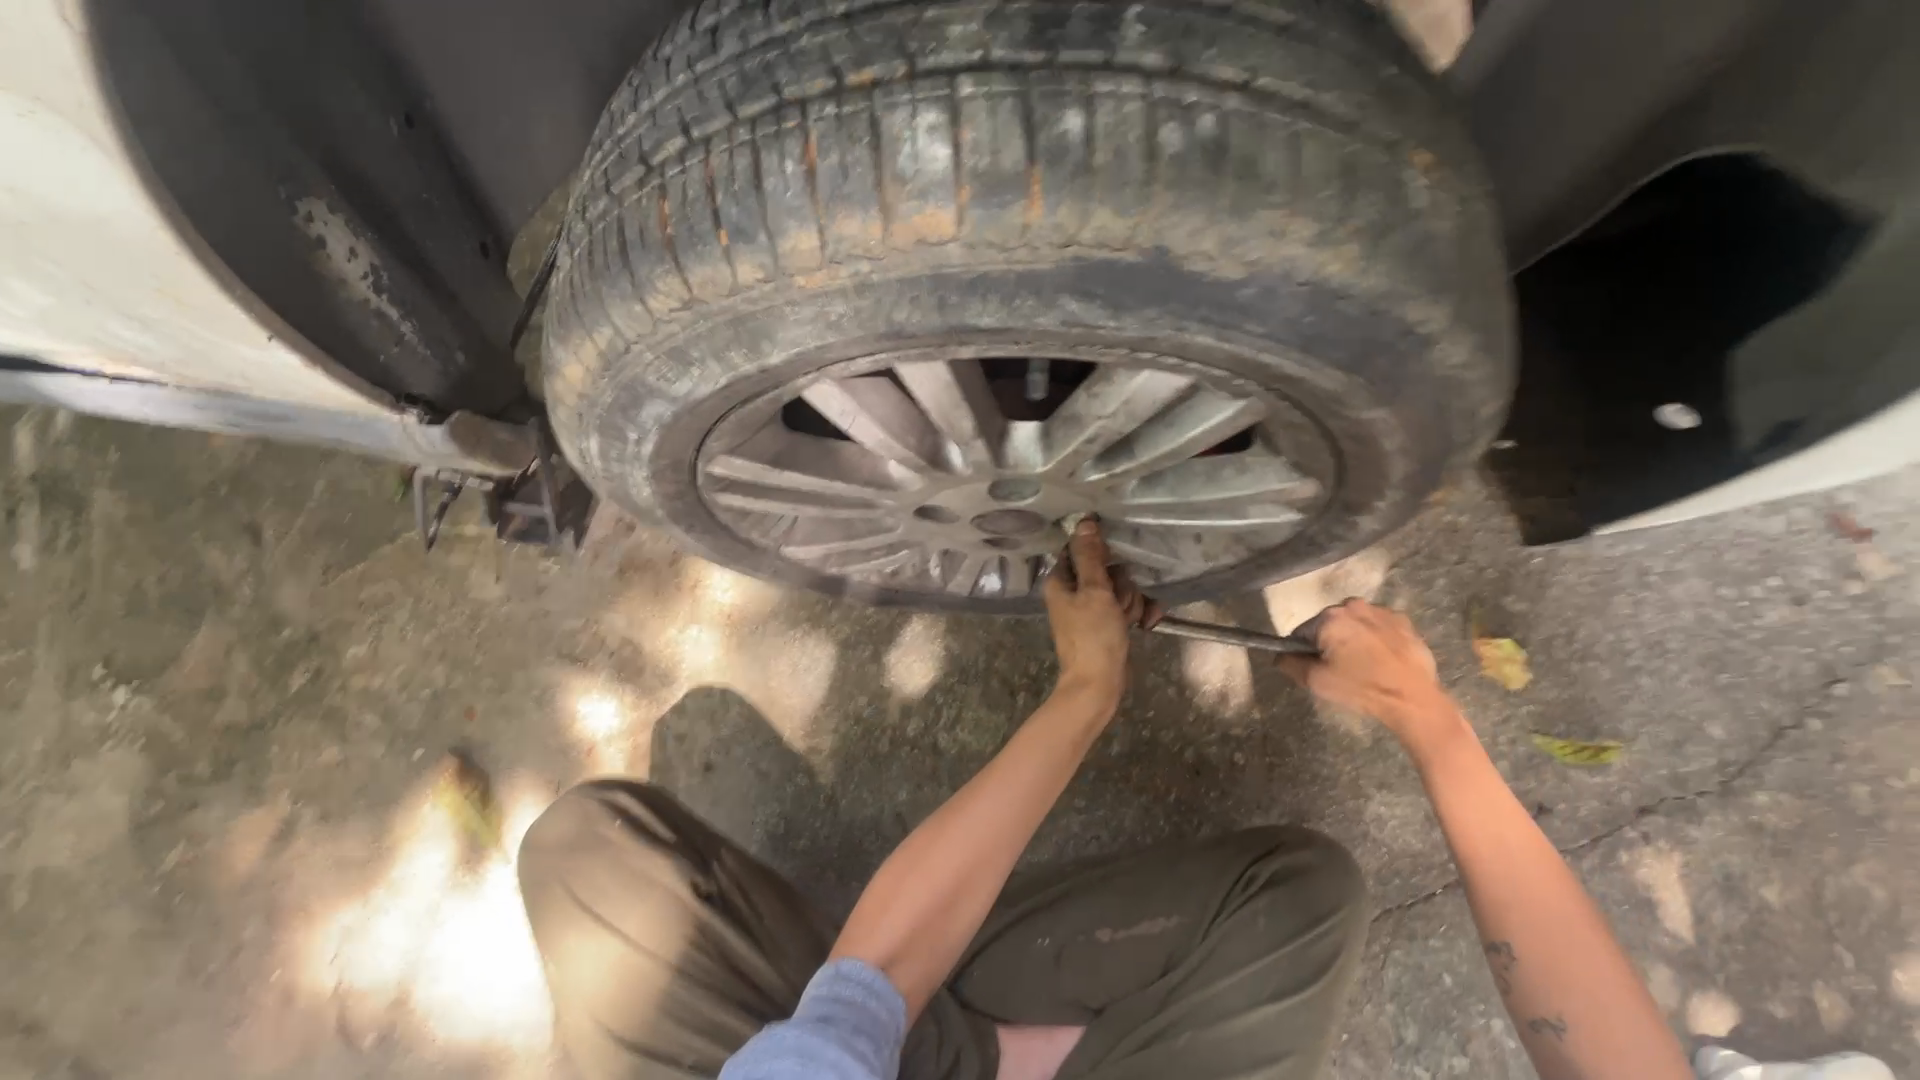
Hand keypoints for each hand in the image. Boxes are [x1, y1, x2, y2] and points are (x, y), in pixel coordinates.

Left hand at [1042, 518, 1155, 707]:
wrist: (1099, 684)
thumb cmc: (1093, 636)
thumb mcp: (1094, 591)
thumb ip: (1091, 556)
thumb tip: (1084, 521)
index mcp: (1060, 580)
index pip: (1081, 550)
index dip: (1103, 554)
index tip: (1114, 565)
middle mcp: (1073, 592)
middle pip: (1107, 569)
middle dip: (1123, 584)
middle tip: (1120, 602)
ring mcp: (1091, 609)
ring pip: (1121, 589)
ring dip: (1132, 602)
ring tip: (1130, 620)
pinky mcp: (1108, 624)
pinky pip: (1127, 608)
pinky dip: (1138, 614)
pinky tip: (1146, 625)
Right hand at [1278, 599, 1464, 755]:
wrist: (1413, 699)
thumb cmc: (1361, 688)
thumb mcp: (1316, 681)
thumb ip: (1289, 664)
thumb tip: (1279, 654)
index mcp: (1329, 618)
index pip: (1302, 632)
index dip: (1305, 652)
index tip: (1317, 669)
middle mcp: (1354, 606)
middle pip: (1329, 624)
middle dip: (1330, 642)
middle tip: (1341, 669)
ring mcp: (1382, 611)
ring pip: (1355, 624)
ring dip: (1353, 639)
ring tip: (1365, 665)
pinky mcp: (1405, 621)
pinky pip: (1379, 627)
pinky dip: (1376, 639)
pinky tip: (1383, 660)